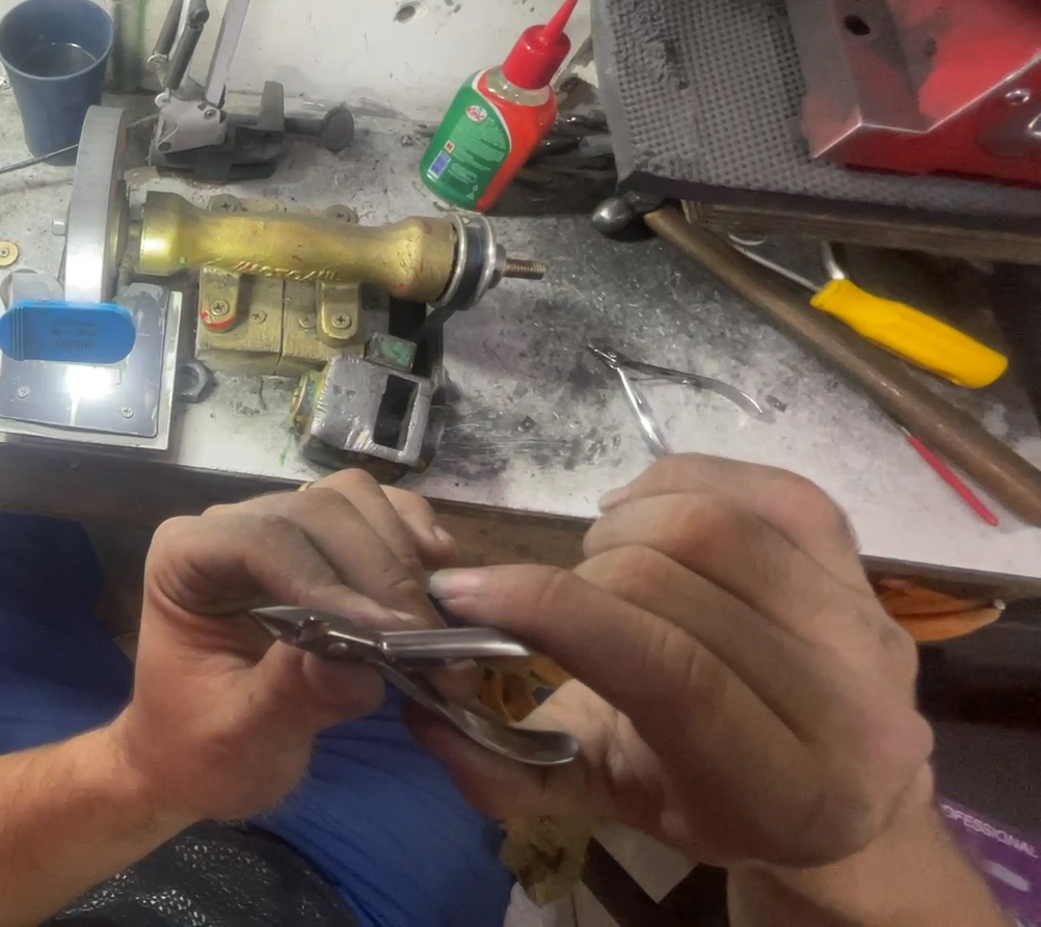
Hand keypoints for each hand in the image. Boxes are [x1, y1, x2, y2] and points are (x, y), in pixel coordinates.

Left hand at [108, 469, 458, 821]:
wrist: (194, 753)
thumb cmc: (200, 745)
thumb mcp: (239, 737)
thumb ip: (290, 695)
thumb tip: (358, 663)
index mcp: (182, 559)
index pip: (259, 539)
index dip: (328, 581)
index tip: (390, 640)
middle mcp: (224, 526)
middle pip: (316, 512)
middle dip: (379, 574)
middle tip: (432, 650)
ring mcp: (270, 524)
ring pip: (349, 498)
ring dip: (401, 555)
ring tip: (432, 628)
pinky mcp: (311, 540)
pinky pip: (367, 508)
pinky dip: (407, 532)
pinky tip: (436, 571)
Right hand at [416, 455, 932, 867]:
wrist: (831, 779)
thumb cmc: (696, 790)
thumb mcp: (597, 798)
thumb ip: (505, 772)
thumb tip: (420, 708)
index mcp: (775, 782)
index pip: (661, 666)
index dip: (548, 609)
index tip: (462, 592)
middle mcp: (845, 700)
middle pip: (667, 578)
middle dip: (572, 577)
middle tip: (548, 601)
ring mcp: (863, 620)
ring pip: (707, 521)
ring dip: (621, 529)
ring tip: (600, 564)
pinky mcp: (862, 562)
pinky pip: (762, 487)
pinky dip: (677, 485)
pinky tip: (645, 517)